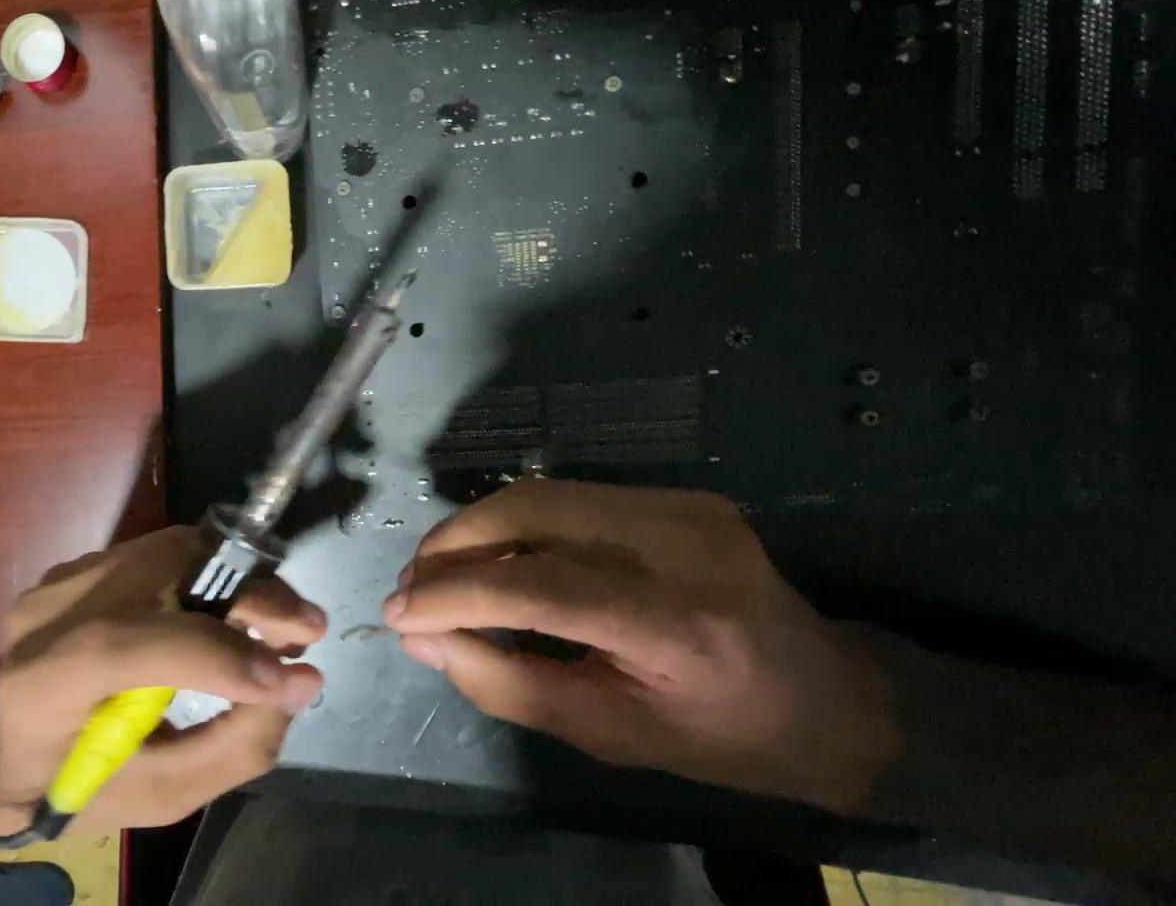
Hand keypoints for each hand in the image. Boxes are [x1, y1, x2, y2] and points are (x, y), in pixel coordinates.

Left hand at [0, 525, 326, 834]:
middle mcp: (45, 614)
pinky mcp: (86, 564)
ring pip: (171, 549)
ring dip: (240, 577)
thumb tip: (303, 678)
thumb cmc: (84, 784)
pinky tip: (241, 612)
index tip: (286, 673)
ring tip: (283, 621)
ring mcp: (63, 578)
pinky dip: (216, 574)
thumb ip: (236, 745)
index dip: (207, 651)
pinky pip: (165, 553)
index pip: (116, 645)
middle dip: (246, 593)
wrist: (15, 748)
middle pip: (156, 571)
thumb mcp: (162, 796)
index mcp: (40, 685)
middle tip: (307, 630)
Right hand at [384, 480, 897, 812]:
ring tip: (440, 572)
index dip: (454, 594)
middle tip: (411, 584)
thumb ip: (507, 684)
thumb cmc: (722, 738)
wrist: (834, 698)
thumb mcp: (612, 735)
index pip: (539, 588)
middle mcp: (684, 546)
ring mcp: (684, 507)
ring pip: (541, 493)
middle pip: (532, 511)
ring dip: (475, 529)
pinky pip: (568, 497)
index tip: (396, 612)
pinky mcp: (678, 494)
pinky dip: (514, 525)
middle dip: (453, 543)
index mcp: (680, 626)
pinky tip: (495, 558)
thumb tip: (422, 637)